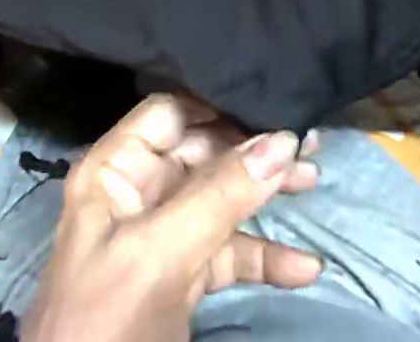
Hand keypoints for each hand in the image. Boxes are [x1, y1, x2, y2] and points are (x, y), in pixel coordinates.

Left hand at [22, 94, 321, 341]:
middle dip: (255, 149)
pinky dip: (265, 256)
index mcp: (115, 171)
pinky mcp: (182, 280)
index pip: (170, 113)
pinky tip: (303, 268)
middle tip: (309, 141)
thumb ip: (220, 194)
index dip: (218, 103)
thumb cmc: (106, 323)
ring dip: (267, 194)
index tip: (272, 100)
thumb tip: (283, 140)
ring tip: (314, 181)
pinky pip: (229, 252)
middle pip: (204, 152)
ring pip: (222, 198)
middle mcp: (138, 194)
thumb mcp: (159, 254)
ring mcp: (162, 237)